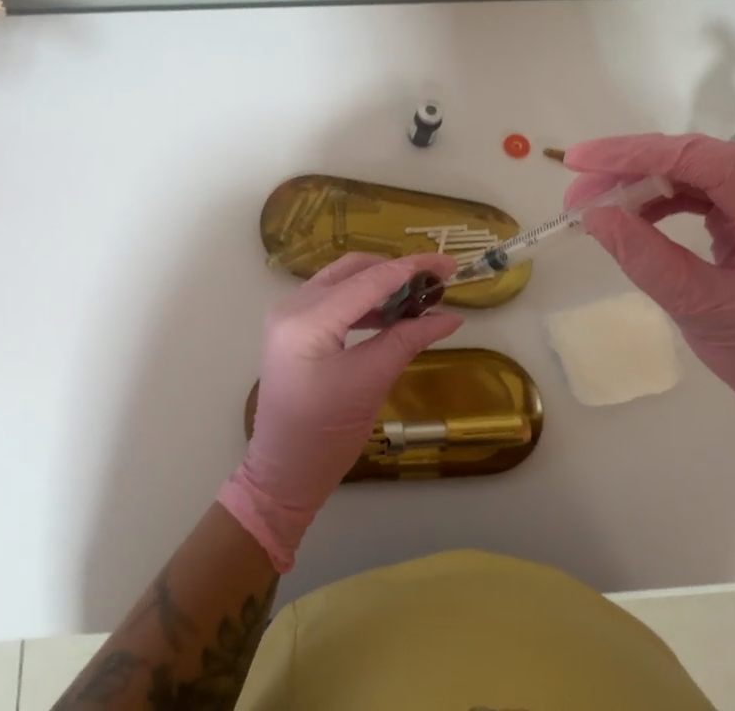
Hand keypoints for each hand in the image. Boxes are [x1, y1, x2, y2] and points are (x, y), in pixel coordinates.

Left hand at [218, 253, 462, 570]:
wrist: (284, 472)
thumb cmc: (325, 433)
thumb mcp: (371, 382)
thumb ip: (408, 340)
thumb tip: (450, 316)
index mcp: (307, 318)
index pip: (368, 280)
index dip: (412, 269)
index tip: (449, 264)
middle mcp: (292, 307)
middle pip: (353, 270)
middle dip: (397, 271)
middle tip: (437, 281)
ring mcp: (290, 317)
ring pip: (343, 282)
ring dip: (382, 286)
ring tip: (422, 298)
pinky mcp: (295, 331)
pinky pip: (335, 302)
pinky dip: (366, 303)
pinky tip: (396, 314)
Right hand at [564, 133, 734, 470]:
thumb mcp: (697, 309)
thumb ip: (646, 258)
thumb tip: (594, 214)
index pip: (708, 161)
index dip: (640, 153)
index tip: (581, 160)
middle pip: (704, 159)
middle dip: (634, 167)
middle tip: (578, 188)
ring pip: (703, 171)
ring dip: (646, 181)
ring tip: (597, 202)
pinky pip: (711, 191)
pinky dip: (668, 196)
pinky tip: (634, 210)